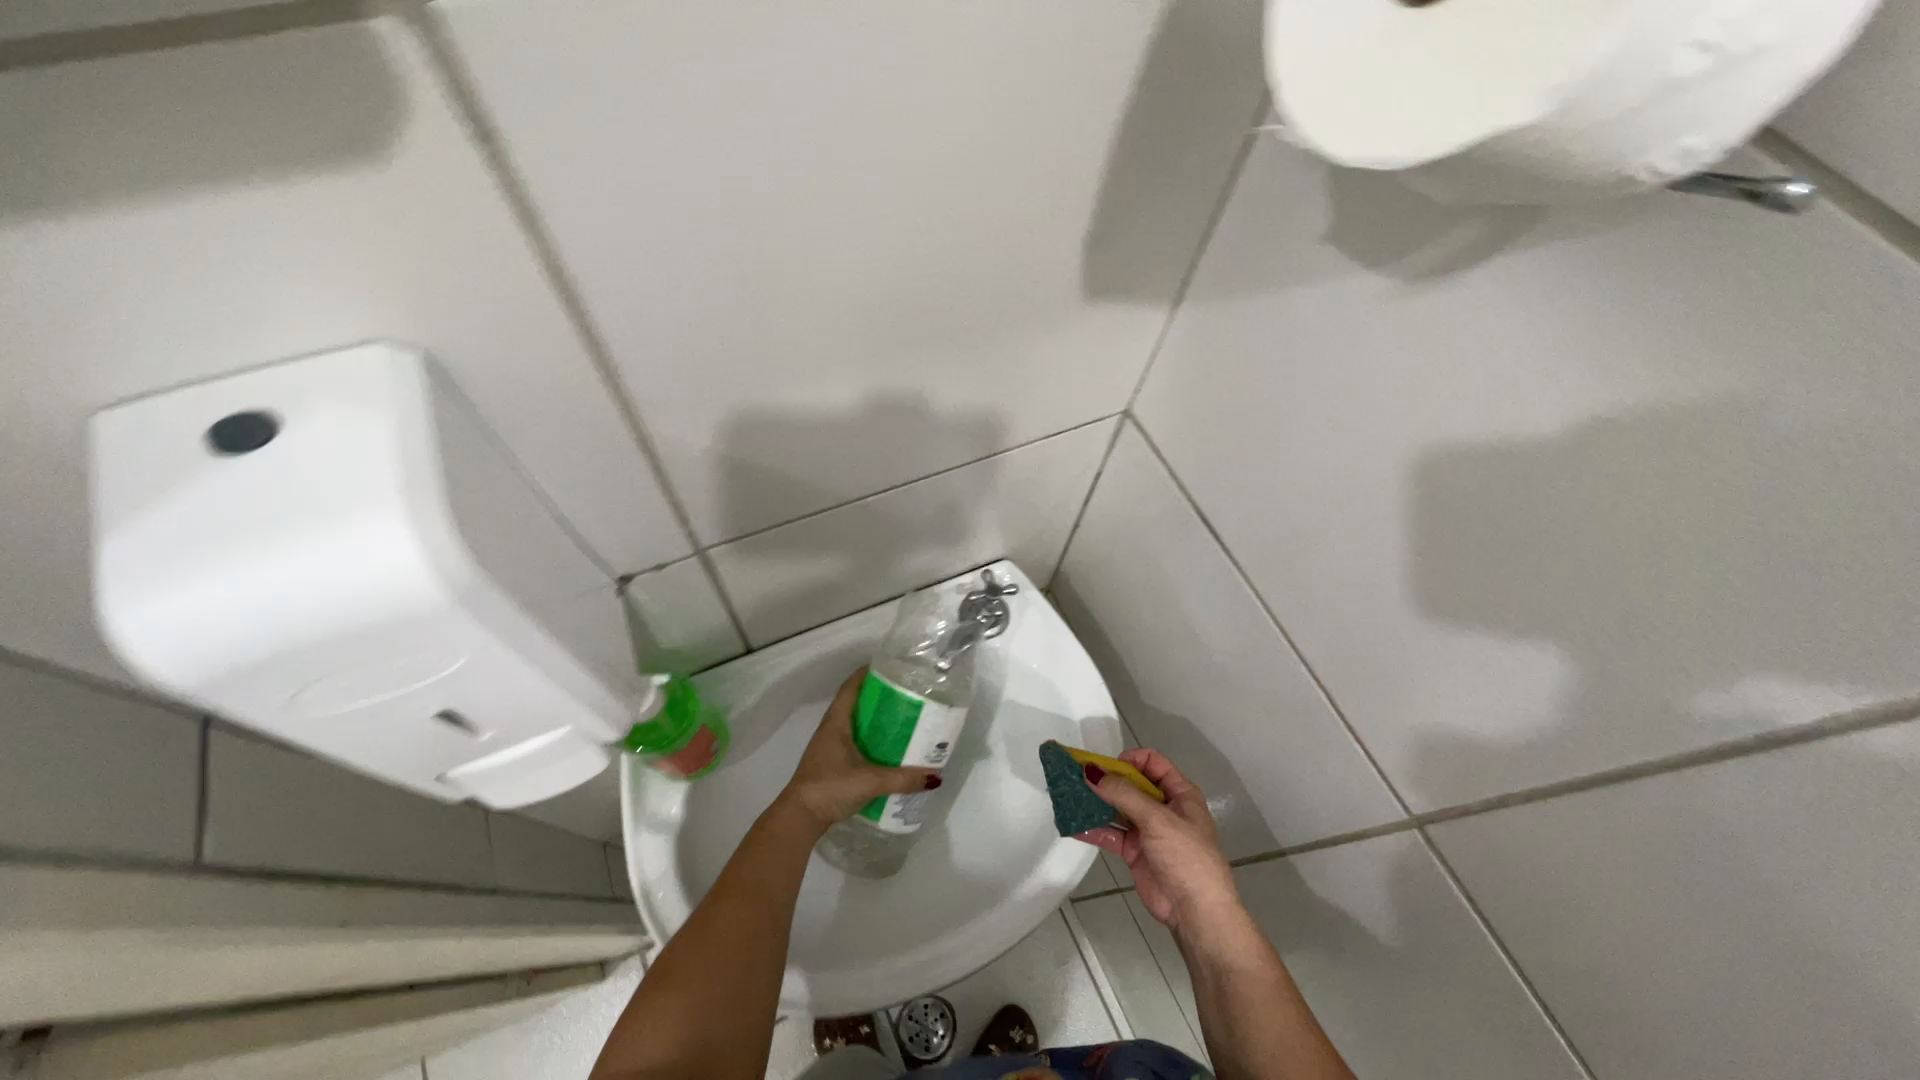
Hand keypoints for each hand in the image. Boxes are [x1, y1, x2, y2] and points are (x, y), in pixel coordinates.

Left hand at [774, 667, 941, 833]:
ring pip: (853, 725)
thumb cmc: (830, 787)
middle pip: (854, 704)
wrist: (800, 817)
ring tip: (900, 721)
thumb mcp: (871, 781)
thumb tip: (935, 777)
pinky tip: (885, 751)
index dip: (866, 674)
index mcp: (836, 723)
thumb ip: (903, 779)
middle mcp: (830, 730)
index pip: (850, 688)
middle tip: (904, 696)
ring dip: (873, 721)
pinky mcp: (830, 765)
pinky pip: (852, 743)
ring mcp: (828, 748)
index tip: (888, 667)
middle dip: (877, 698)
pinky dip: (868, 741)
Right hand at [1076, 748, 1239, 934]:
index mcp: (1180, 793)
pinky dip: (1093, 829)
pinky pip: (1111, 834)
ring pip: (1118, 809)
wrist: (1195, 911)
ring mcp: (1148, 831)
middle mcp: (1163, 808)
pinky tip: (1072, 824)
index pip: (1152, 763)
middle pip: (1131, 785)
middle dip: (1106, 781)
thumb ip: (1124, 794)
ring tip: (1068, 797)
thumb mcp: (1158, 819)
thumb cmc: (1186, 856)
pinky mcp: (1134, 852)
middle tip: (1077, 778)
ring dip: (1096, 803)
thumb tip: (1091, 772)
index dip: (1129, 760)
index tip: (1105, 767)